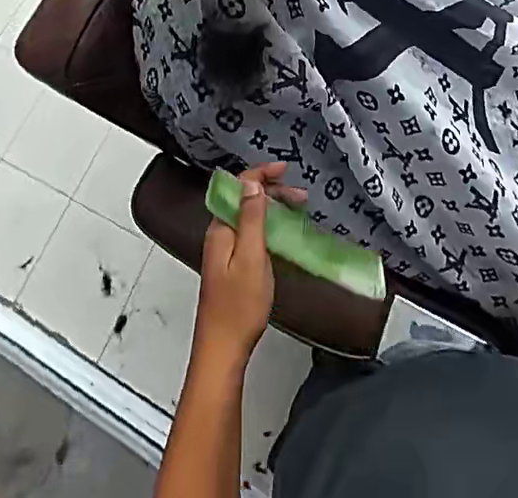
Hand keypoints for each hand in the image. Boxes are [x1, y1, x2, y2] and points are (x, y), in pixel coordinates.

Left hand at [194, 163, 290, 361]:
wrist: (223, 349)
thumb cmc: (238, 308)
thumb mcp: (251, 257)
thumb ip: (251, 219)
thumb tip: (251, 184)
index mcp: (220, 229)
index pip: (237, 187)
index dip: (260, 173)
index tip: (283, 169)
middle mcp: (219, 235)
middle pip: (243, 199)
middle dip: (270, 189)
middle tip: (298, 194)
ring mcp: (224, 250)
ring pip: (248, 215)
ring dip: (271, 206)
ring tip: (296, 207)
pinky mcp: (232, 264)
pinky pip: (250, 232)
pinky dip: (268, 224)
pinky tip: (283, 230)